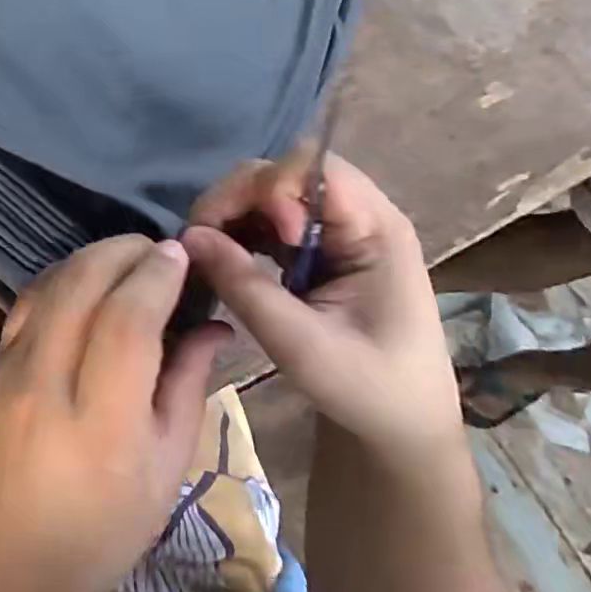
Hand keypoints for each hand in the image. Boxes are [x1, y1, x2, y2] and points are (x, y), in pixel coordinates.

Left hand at [0, 235, 230, 591]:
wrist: (3, 561)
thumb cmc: (102, 526)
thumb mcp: (166, 468)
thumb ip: (189, 385)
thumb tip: (214, 323)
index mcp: (100, 424)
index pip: (128, 321)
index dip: (157, 276)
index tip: (182, 253)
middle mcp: (46, 384)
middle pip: (83, 284)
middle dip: (127, 251)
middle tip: (161, 250)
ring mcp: (10, 369)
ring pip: (53, 282)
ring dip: (95, 256)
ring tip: (131, 259)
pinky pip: (30, 298)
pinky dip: (65, 274)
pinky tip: (90, 279)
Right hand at [182, 152, 463, 459]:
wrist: (401, 425)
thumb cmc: (368, 389)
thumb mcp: (302, 345)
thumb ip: (244, 286)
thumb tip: (189, 236)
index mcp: (376, 227)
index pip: (315, 166)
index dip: (275, 188)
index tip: (266, 241)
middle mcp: (357, 214)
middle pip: (285, 171)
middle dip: (239, 197)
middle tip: (205, 240)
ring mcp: (336, 228)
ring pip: (271, 190)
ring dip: (234, 212)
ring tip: (210, 252)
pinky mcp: (316, 245)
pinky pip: (269, 216)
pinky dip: (241, 229)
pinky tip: (225, 257)